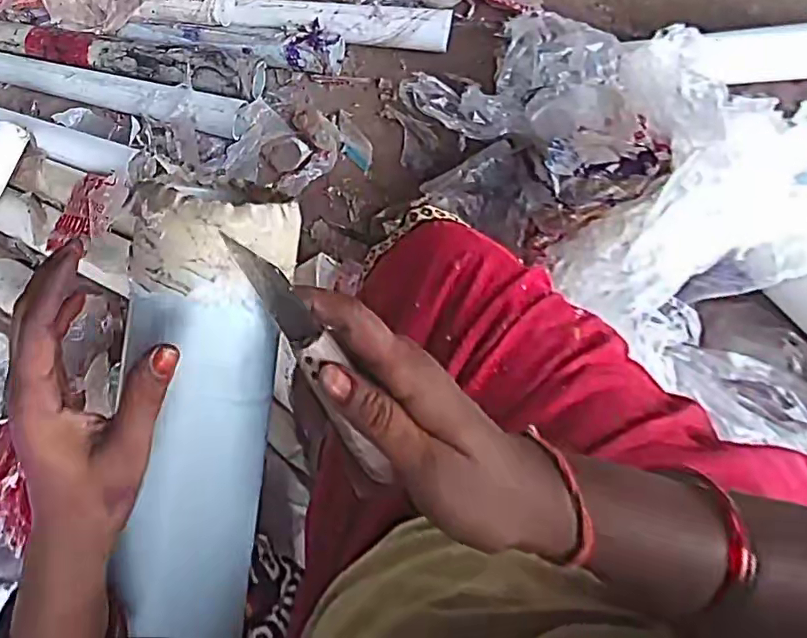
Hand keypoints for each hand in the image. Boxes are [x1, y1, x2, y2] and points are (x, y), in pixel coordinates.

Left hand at [9, 242, 177, 553]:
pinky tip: (77, 301)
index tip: (73, 258)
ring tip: (75, 263)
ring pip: (29, 325)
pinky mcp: (39, 392)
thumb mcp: (126, 452)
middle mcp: (24, 390)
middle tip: (75, 249)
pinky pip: (41, 340)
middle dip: (47, 277)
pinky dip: (57, 313)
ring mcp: (28, 390)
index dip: (54, 286)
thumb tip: (164, 353)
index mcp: (35, 400)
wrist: (69, 536)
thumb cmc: (90, 504)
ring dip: (50, 291)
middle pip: (25, 317)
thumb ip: (145, 399)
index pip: (37, 327)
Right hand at [299, 288, 577, 558]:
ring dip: (326, 408)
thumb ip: (372, 413)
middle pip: (333, 342)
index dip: (311, 301)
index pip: (353, 316)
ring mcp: (396, 374)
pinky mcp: (394, 390)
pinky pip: (350, 389)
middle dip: (310, 379)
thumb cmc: (483, 490)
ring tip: (346, 458)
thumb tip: (323, 371)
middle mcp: (399, 359)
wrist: (534, 506)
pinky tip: (356, 454)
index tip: (272, 302)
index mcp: (408, 367)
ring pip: (336, 369)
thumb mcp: (425, 462)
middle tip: (314, 430)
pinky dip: (341, 418)